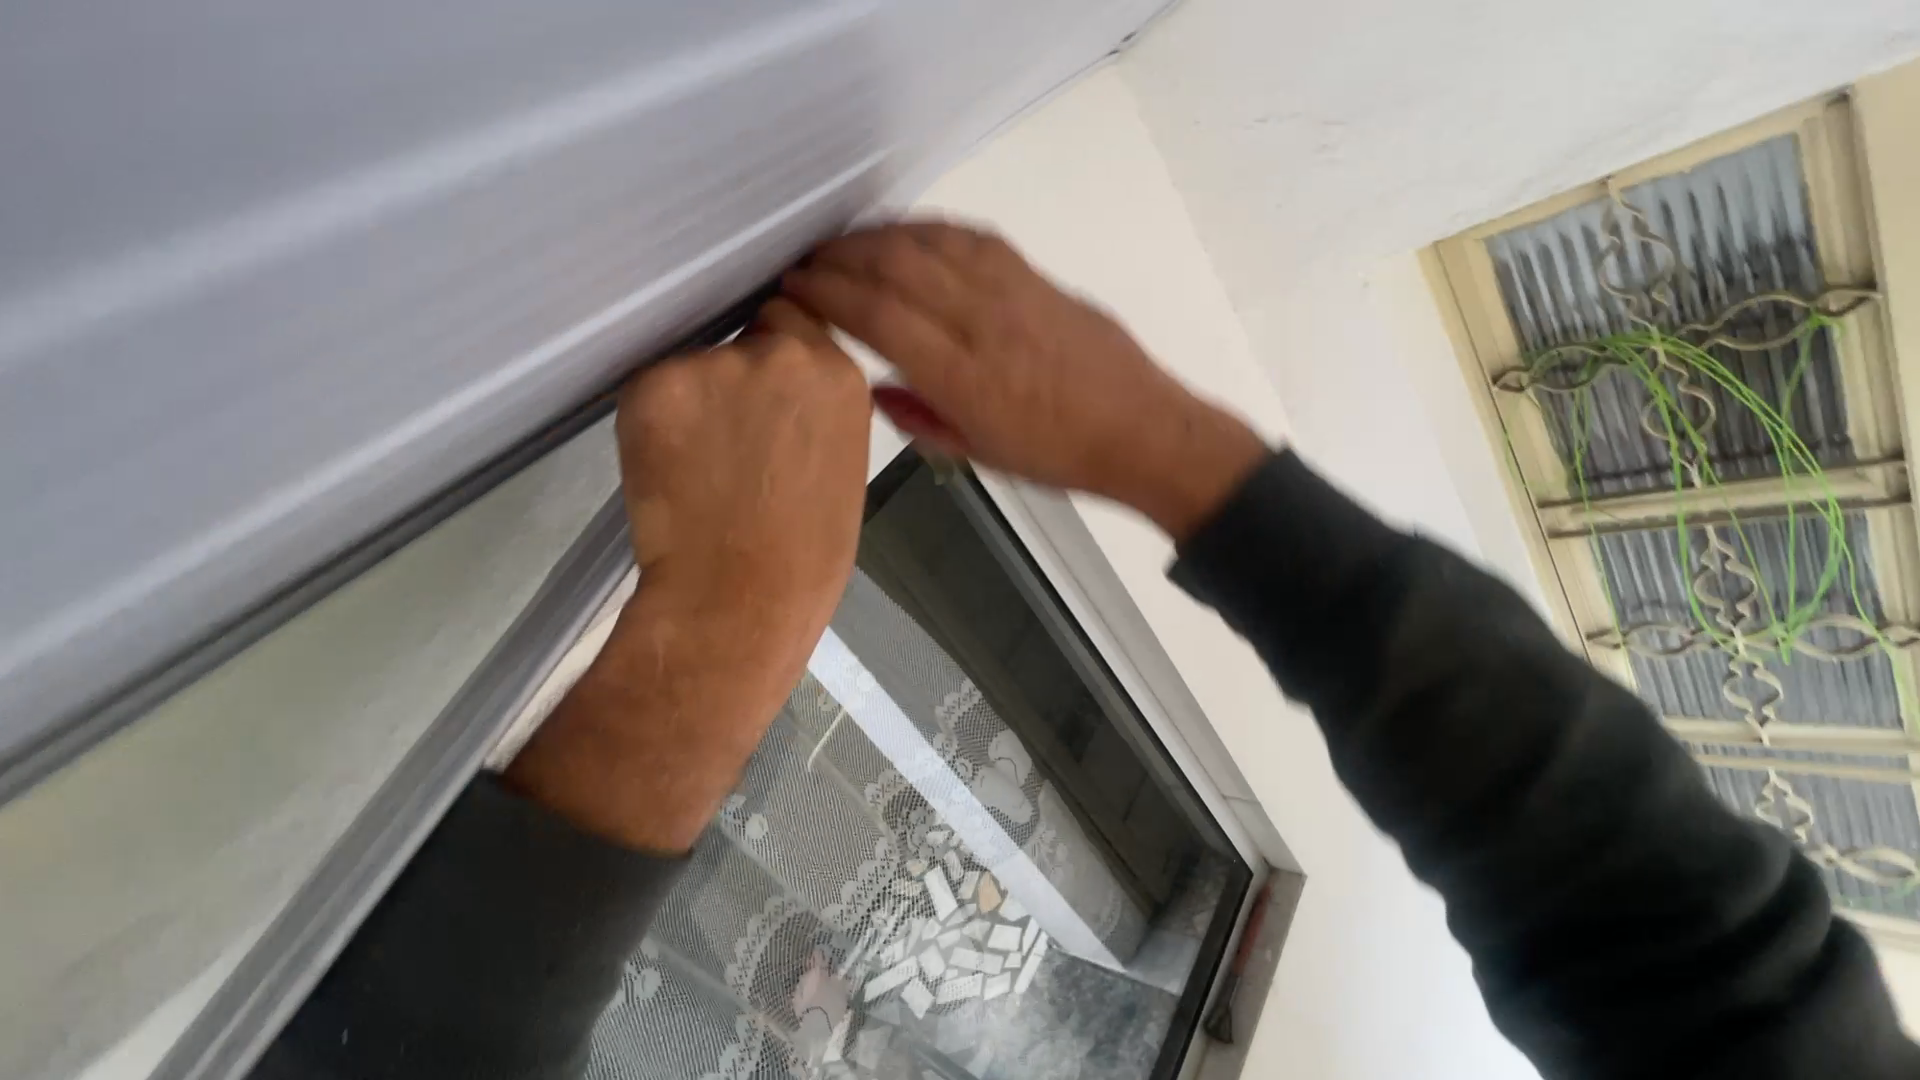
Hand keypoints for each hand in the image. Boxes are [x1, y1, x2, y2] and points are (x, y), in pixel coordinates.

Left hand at [504, 300, 870, 853]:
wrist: (741, 597)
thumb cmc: (805, 554)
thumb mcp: (840, 464)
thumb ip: (816, 412)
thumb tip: (782, 397)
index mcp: (838, 374)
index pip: (798, 324)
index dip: (778, 355)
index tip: (766, 390)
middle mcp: (780, 353)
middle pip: (747, 335)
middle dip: (739, 371)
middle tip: (731, 433)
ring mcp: (714, 366)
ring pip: (698, 365)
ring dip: (697, 398)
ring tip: (700, 464)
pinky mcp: (655, 386)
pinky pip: (655, 389)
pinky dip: (656, 419)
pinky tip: (670, 467)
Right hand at [783, 221, 1266, 540]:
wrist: (1139, 430)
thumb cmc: (1057, 456)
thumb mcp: (979, 455)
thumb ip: (920, 419)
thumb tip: (874, 388)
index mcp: (962, 378)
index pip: (876, 317)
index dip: (825, 295)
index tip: (792, 289)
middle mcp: (980, 323)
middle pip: (893, 269)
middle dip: (837, 258)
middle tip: (803, 261)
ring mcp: (1011, 292)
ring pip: (928, 243)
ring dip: (875, 237)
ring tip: (842, 244)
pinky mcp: (1035, 275)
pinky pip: (970, 237)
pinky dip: (927, 229)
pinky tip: (906, 234)